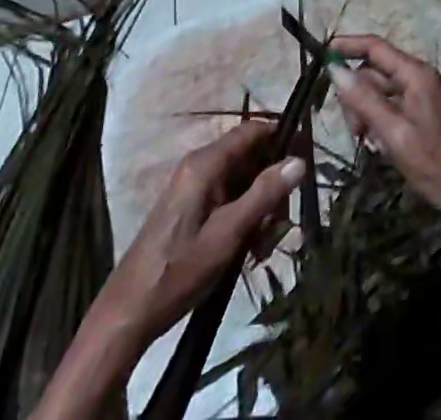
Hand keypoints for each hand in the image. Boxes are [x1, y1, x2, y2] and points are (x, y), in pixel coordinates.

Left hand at [92, 121, 305, 345]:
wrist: (132, 309)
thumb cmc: (180, 269)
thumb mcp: (229, 232)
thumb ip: (264, 194)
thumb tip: (299, 160)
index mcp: (205, 164)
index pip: (251, 131)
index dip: (281, 137)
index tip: (308, 156)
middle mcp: (200, 168)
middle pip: (252, 160)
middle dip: (273, 188)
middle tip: (281, 224)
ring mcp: (196, 189)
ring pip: (245, 184)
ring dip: (262, 211)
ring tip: (264, 247)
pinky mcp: (195, 209)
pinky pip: (232, 202)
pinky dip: (247, 220)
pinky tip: (252, 251)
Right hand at [326, 35, 440, 233]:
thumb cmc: (439, 164)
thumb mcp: (395, 133)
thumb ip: (364, 101)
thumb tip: (335, 70)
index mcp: (415, 75)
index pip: (374, 46)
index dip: (346, 47)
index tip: (319, 57)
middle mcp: (419, 79)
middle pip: (373, 72)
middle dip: (355, 95)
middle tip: (354, 130)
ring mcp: (423, 97)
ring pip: (380, 93)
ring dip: (366, 113)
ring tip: (367, 143)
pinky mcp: (424, 116)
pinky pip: (392, 109)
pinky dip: (380, 123)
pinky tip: (380, 147)